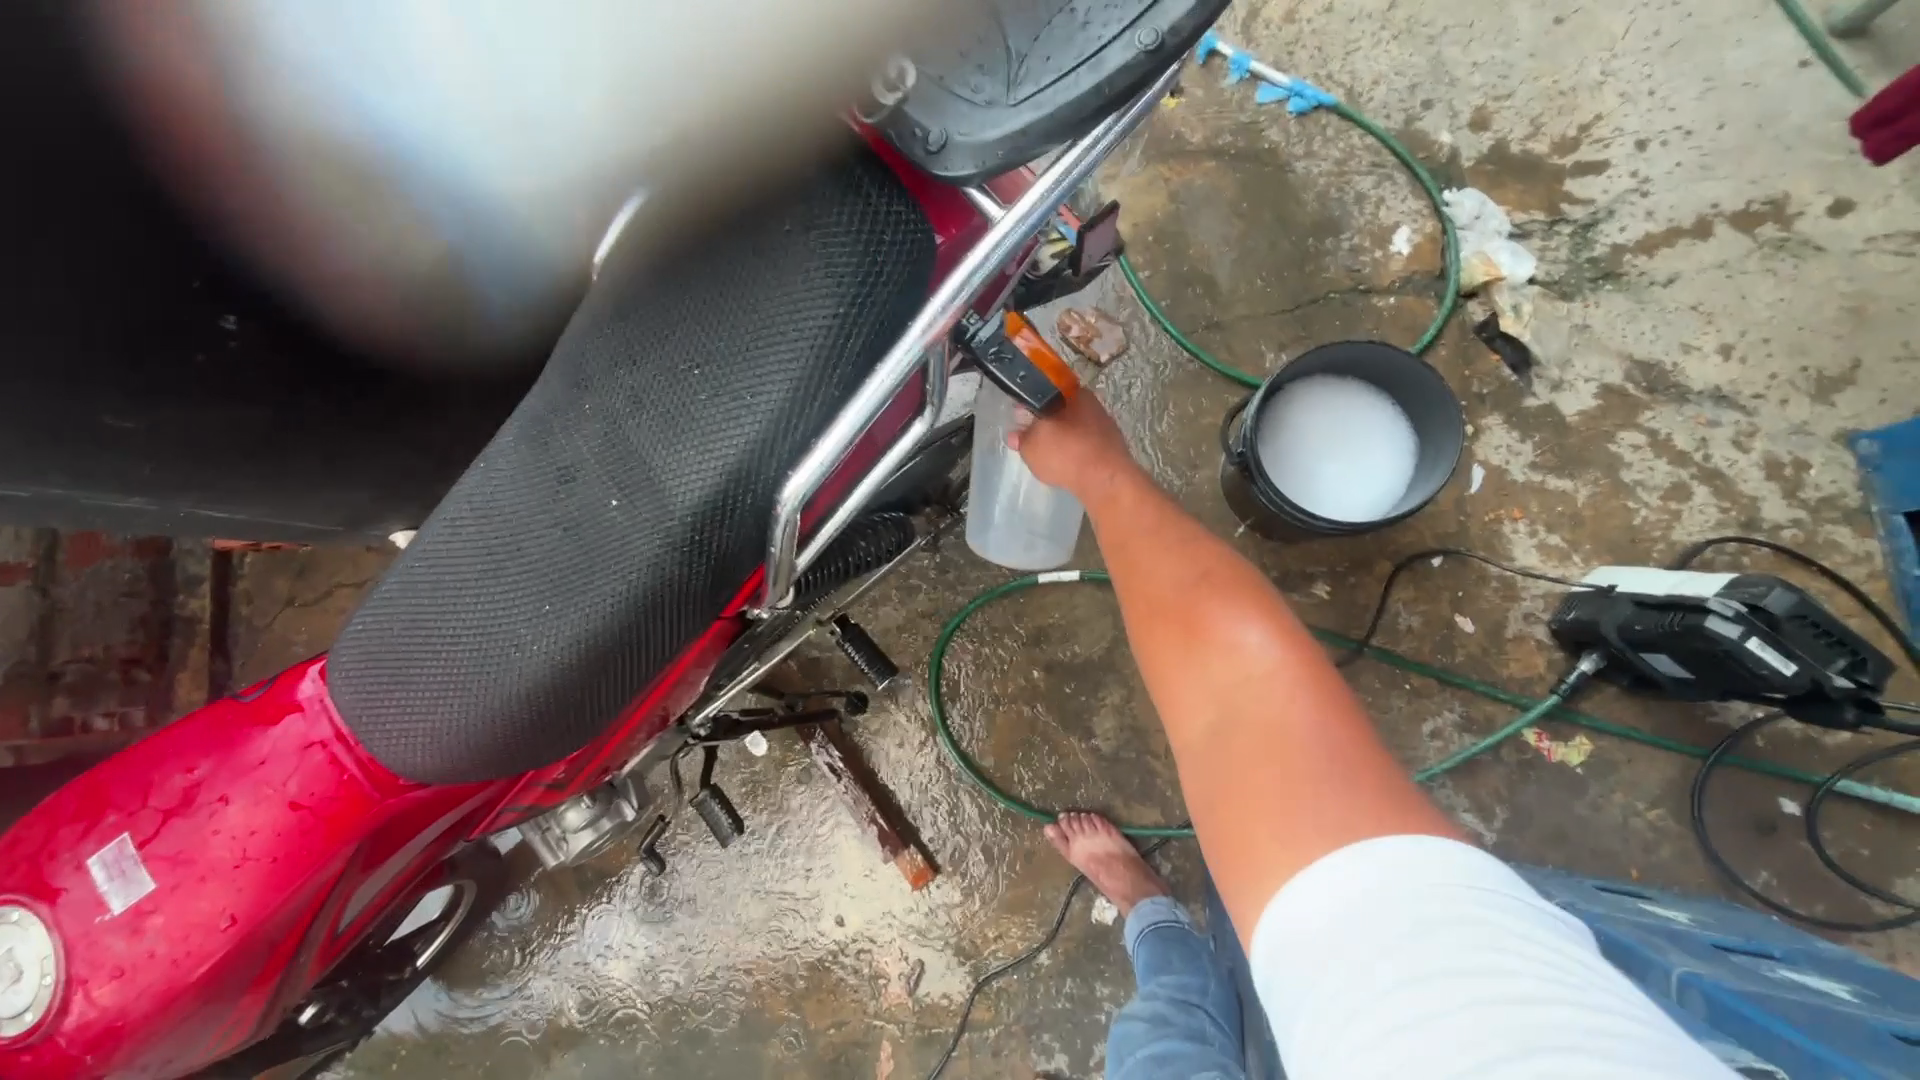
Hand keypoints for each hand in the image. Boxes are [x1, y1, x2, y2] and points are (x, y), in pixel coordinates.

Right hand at [1006, 389, 1138, 501]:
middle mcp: (1091, 402)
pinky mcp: (1114, 445)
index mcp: (1070, 392)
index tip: (1021, 421)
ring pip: (1077, 428)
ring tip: (1051, 457)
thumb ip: (1021, 439)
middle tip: (1034, 441)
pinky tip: (1070, 466)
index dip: (1029, 406)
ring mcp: (1105, 424)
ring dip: (1064, 439)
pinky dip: (1078, 453)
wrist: (1105, 478)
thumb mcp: (1031, 447)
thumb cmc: (1064, 453)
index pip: (1044, 393)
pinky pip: (1088, 445)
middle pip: (1062, 410)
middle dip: (1048, 424)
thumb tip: (1014, 435)